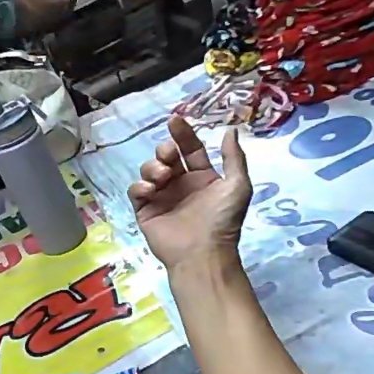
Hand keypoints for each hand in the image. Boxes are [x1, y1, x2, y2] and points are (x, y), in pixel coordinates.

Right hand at [127, 116, 251, 272]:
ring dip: (153, 167)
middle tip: (168, 155)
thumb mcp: (237, 185)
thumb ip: (234, 157)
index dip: (182, 134)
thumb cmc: (222, 220)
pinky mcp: (145, 210)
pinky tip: (151, 190)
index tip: (174, 120)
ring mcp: (161, 197)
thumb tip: (230, 130)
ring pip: (149, 170)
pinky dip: (140, 186)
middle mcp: (180, 185)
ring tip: (163, 177)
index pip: (189, 149)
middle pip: (166, 156)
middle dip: (164, 150)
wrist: (202, 253)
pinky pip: (136, 190)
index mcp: (202, 178)